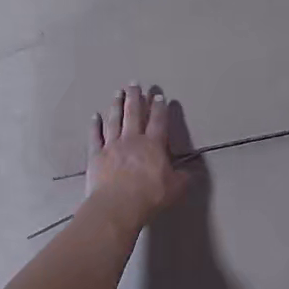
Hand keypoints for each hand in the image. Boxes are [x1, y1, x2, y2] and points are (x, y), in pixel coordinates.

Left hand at [84, 85, 187, 230]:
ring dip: (116, 105)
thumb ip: (184, 178)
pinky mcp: (96, 156)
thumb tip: (193, 173)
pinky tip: (94, 116)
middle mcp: (132, 140)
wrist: (118, 205)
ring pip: (114, 120)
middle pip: (134, 113)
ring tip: (117, 92)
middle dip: (135, 97)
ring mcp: (112, 146)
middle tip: (134, 84)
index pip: (158, 121)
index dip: (159, 107)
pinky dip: (94, 125)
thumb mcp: (176, 188)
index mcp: (153, 145)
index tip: (158, 95)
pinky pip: (95, 136)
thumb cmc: (150, 196)